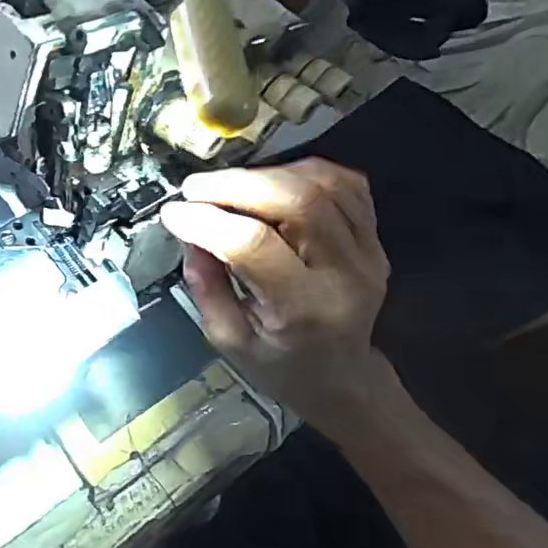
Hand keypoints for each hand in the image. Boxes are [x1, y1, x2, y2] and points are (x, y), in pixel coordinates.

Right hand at [160, 158, 393, 429]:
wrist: (340, 376)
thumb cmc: (278, 364)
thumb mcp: (226, 338)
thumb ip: (206, 284)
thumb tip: (188, 230)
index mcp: (303, 309)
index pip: (254, 245)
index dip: (207, 220)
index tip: (173, 213)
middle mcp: (345, 273)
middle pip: (297, 201)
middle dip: (235, 185)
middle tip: (194, 189)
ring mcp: (367, 250)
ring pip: (321, 183)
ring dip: (264, 175)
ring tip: (226, 187)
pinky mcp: (374, 235)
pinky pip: (344, 182)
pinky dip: (299, 172)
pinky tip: (268, 183)